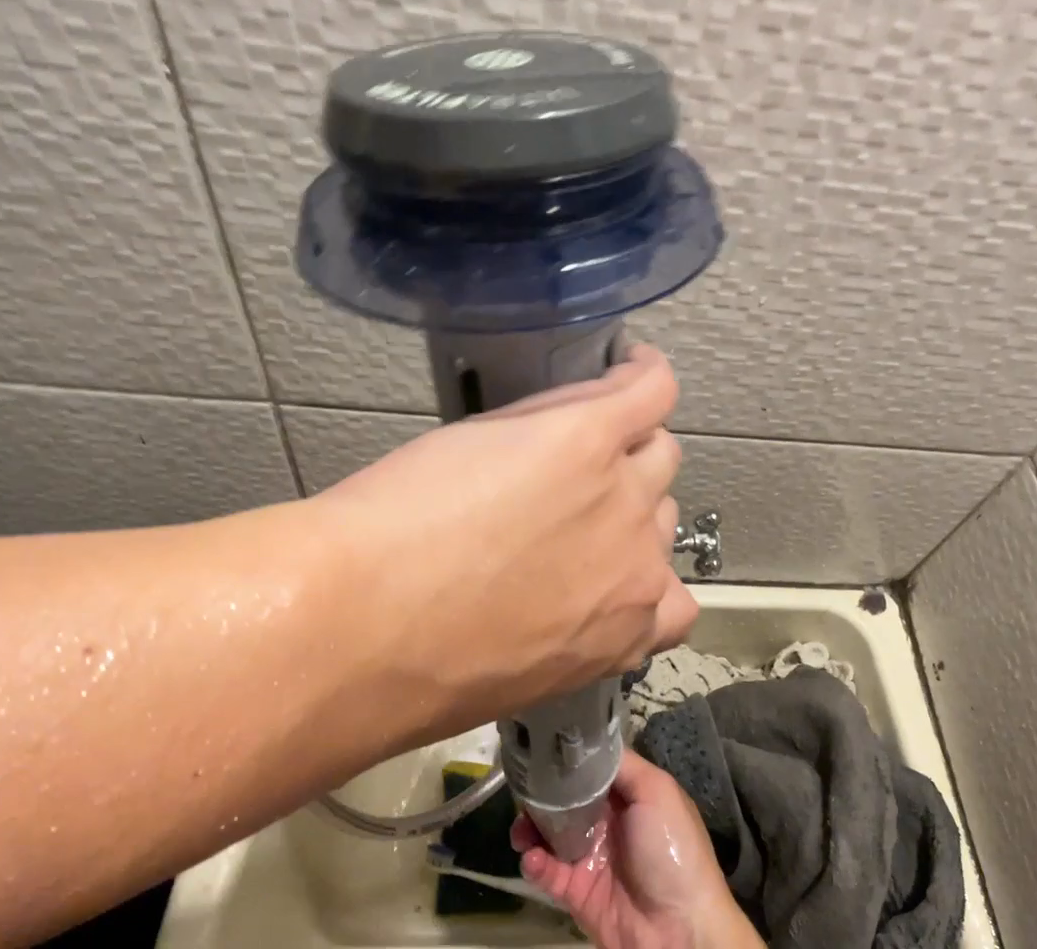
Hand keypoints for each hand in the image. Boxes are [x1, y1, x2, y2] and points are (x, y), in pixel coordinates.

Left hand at [306, 343, 698, 746]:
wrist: (367, 622)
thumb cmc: (415, 668)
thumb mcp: (512, 675)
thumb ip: (556, 636)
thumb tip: (550, 606)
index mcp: (623, 630)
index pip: (669, 597)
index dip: (636, 569)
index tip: (605, 554)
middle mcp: (638, 561)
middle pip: (658, 511)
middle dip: (621, 503)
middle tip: (565, 490)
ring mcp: (619, 491)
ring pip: (657, 450)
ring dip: (631, 441)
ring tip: (584, 426)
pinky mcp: (586, 435)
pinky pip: (648, 390)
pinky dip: (644, 374)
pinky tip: (629, 360)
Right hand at [512, 751, 761, 948]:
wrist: (678, 928)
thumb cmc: (671, 848)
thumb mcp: (657, 792)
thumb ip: (622, 765)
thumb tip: (589, 743)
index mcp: (630, 797)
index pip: (591, 770)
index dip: (569, 759)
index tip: (540, 744)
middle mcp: (608, 823)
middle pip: (565, 800)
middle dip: (542, 794)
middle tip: (521, 789)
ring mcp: (591, 857)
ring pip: (549, 834)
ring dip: (529, 828)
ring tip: (520, 829)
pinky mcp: (576, 891)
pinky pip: (547, 872)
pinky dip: (534, 862)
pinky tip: (532, 857)